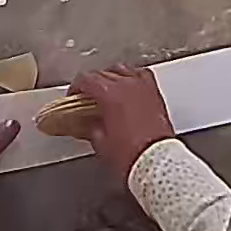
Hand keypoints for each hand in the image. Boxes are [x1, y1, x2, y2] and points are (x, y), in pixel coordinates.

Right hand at [72, 66, 174, 185]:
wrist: (156, 160)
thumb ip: (90, 126)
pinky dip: (132, 77)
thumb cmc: (132, 154)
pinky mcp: (154, 92)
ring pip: (121, 69)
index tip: (74, 95)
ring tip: (106, 89)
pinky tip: (128, 86)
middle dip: (91, 83)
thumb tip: (88, 122)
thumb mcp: (100, 142)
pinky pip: (140, 74)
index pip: (86, 79)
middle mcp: (126, 85)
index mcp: (109, 94)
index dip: (76, 87)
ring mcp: (142, 86)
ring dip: (111, 76)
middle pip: (102, 73)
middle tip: (86, 96)